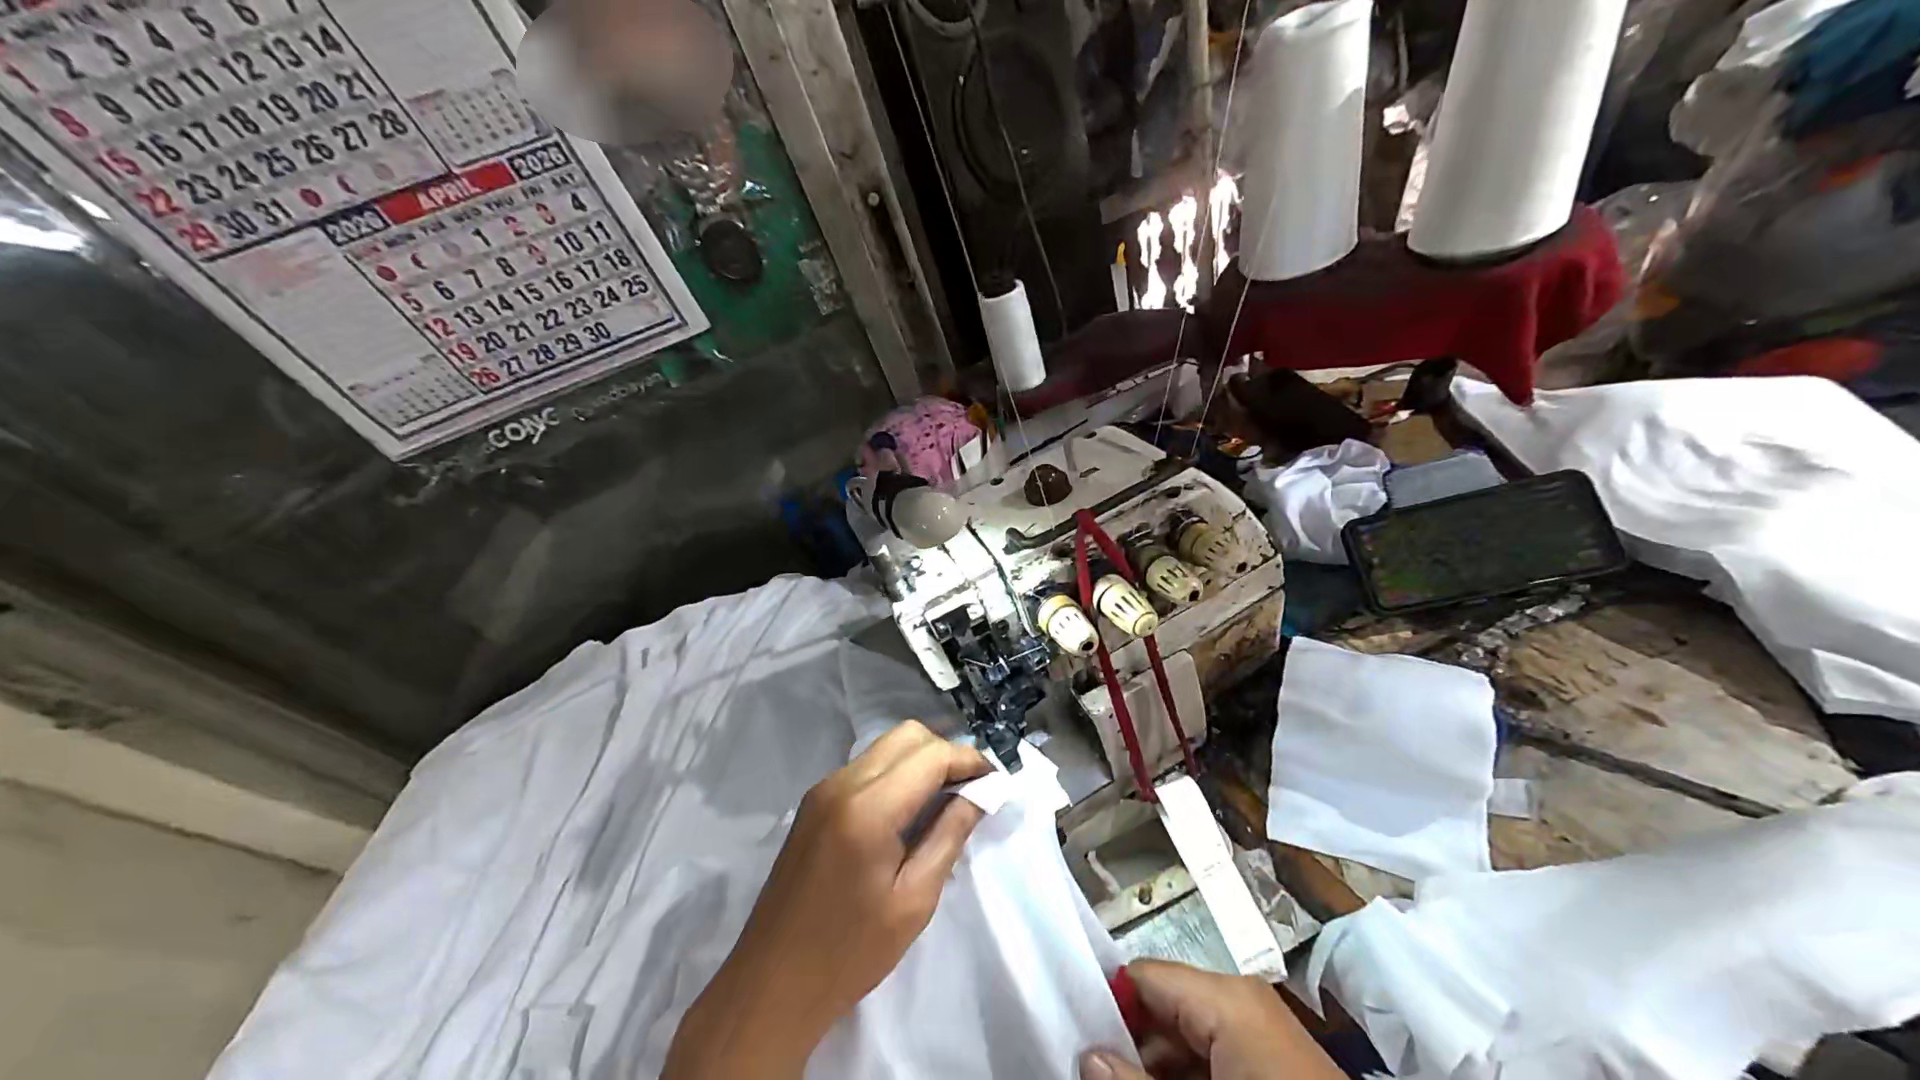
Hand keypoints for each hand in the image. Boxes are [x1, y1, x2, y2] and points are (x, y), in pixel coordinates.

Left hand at [662, 722, 991, 1079]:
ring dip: (921, 761)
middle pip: (907, 736)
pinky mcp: (814, 803)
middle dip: (946, 753)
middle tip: (972, 791)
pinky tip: (909, 812)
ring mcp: (823, 789)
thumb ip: (950, 834)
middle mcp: (842, 783)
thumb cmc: (850, 951)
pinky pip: (866, 768)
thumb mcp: (915, 899)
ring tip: (946, 802)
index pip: (931, 754)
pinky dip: (897, 775)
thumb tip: (981, 792)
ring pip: (885, 748)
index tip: (997, 781)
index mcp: (868, 807)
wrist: (772, 982)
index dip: (970, 760)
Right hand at [1080, 960, 1345, 1079]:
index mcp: (1224, 995)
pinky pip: (1214, 1055)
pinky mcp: (1272, 1057)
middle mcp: (1240, 997)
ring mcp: (1260, 1028)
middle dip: (1130, 1045)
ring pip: (1185, 1035)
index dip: (1106, 1006)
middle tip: (1102, 1075)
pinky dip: (1189, 1074)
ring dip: (1157, 1066)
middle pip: (1161, 1006)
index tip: (1080, 1041)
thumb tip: (1088, 1055)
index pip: (1141, 975)